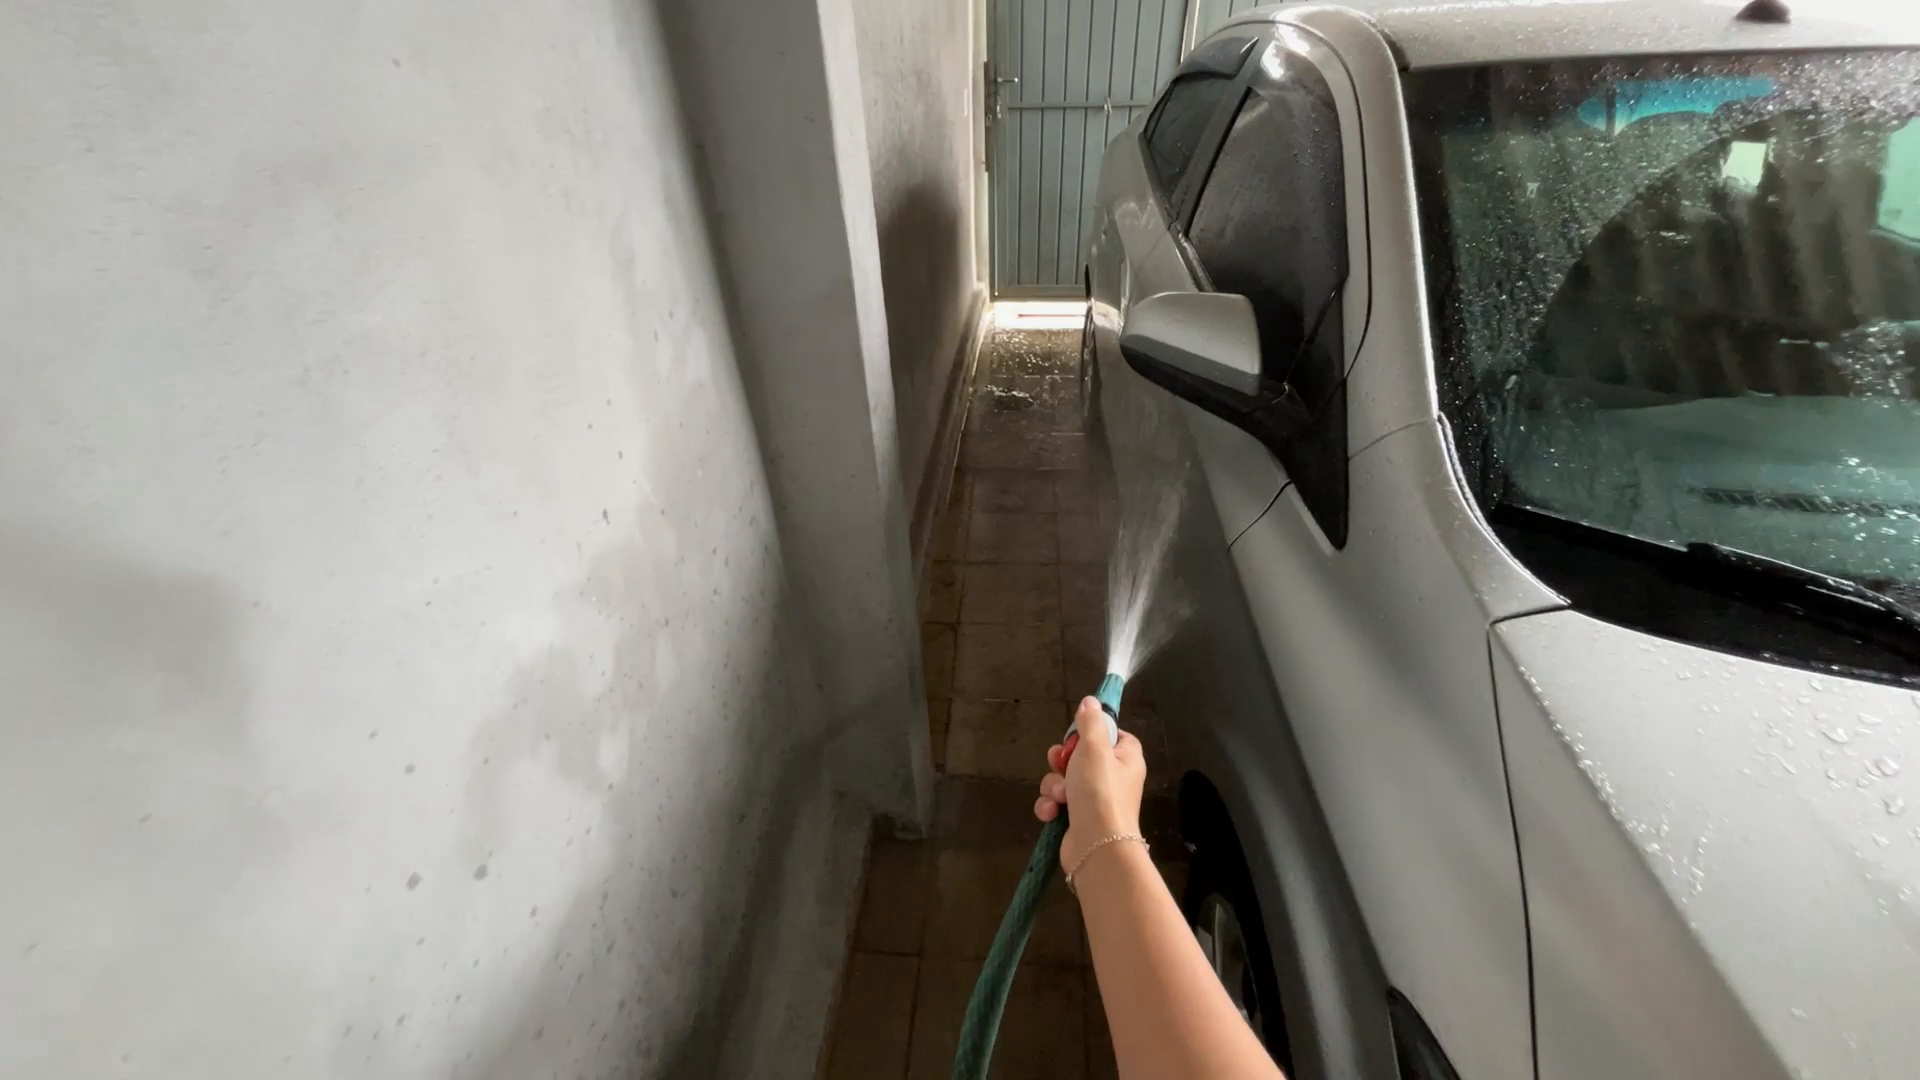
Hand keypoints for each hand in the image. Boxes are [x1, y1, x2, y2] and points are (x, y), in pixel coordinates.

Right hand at [1035, 697, 1147, 875]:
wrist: (1097, 847)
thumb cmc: (1100, 792)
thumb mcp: (1094, 748)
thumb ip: (1090, 722)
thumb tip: (1091, 702)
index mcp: (1126, 759)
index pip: (1113, 735)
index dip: (1094, 732)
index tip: (1078, 734)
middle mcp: (1113, 779)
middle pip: (1081, 756)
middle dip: (1062, 761)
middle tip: (1060, 764)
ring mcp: (1095, 801)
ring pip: (1064, 779)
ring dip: (1054, 786)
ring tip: (1059, 797)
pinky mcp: (1078, 820)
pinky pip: (1057, 803)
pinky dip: (1051, 806)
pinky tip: (1052, 813)